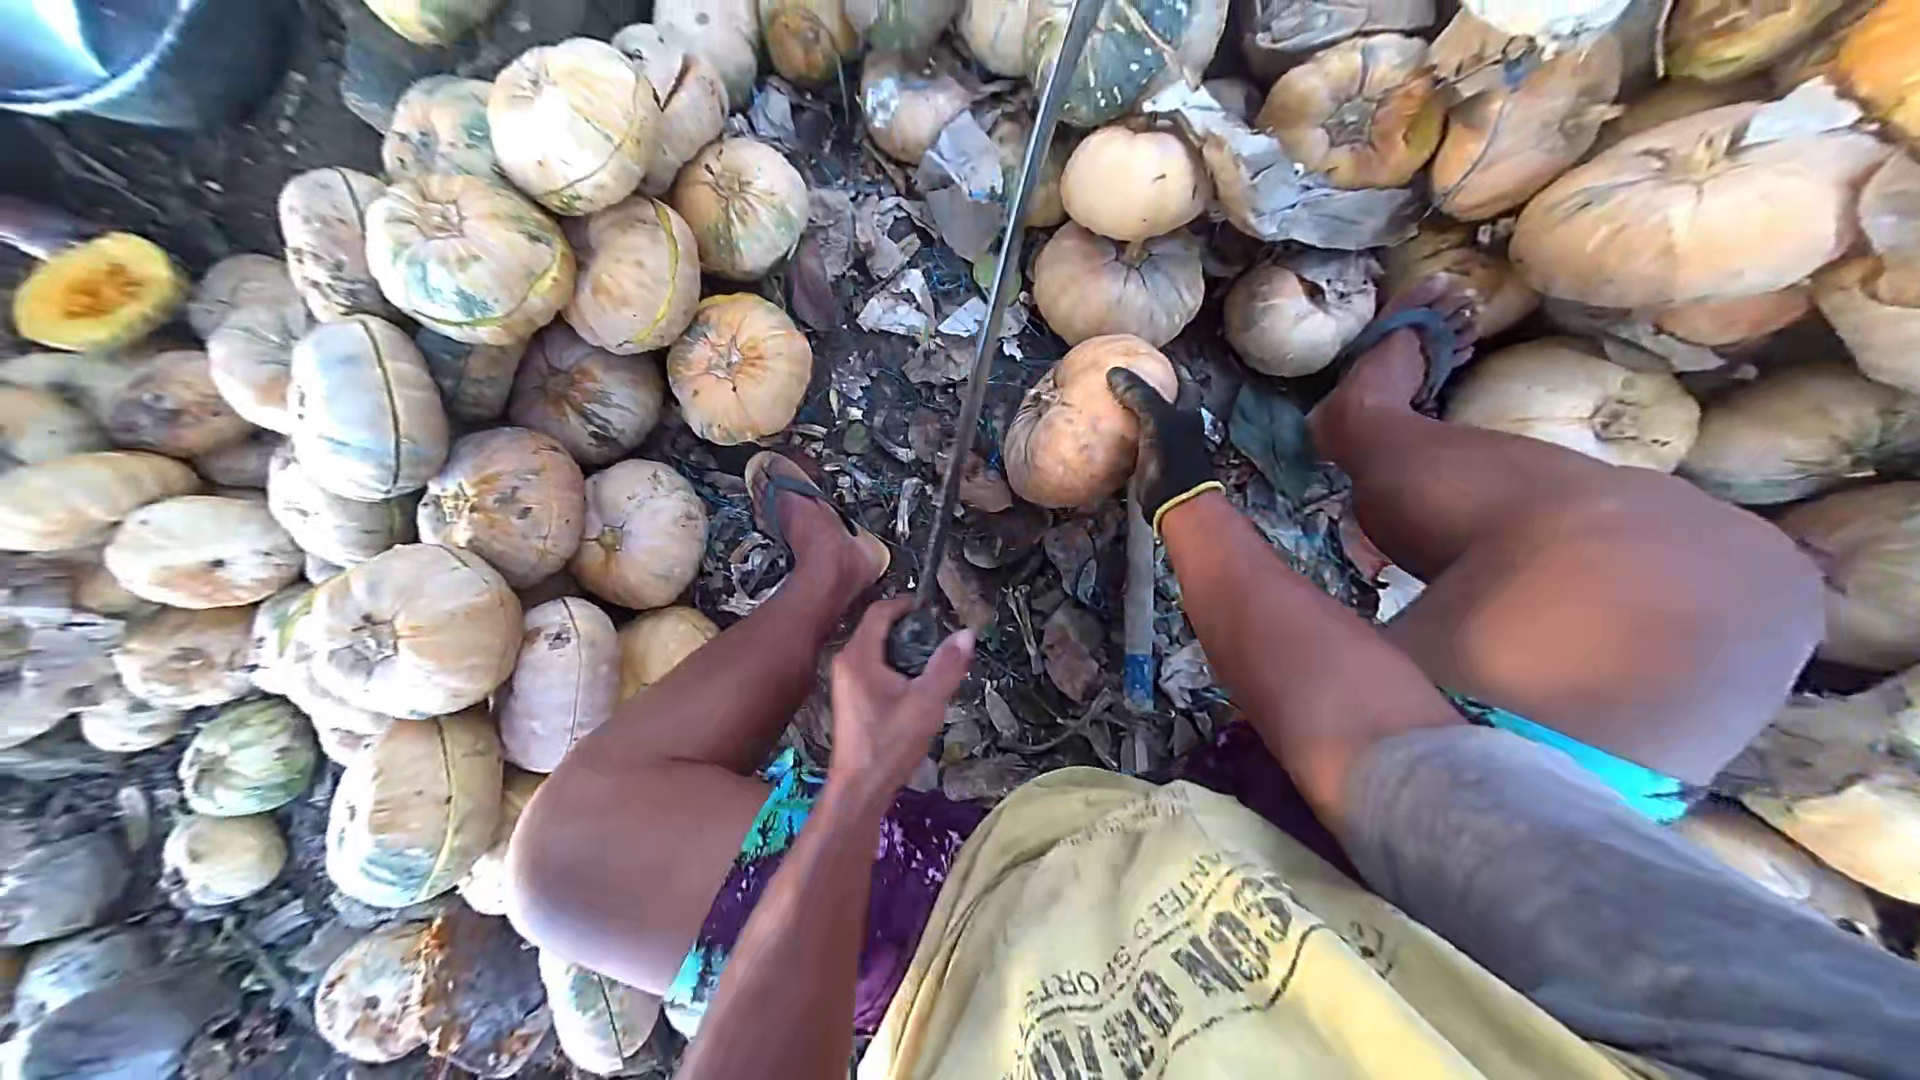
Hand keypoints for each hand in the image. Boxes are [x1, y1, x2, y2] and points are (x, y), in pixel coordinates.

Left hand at [828, 598, 975, 807]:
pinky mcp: (850, 696)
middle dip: (908, 627)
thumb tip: (966, 634)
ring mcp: (845, 680)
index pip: (880, 611)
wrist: (860, 788)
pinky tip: (915, 682)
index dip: (906, 603)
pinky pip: (873, 665)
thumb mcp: (927, 702)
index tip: (933, 609)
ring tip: (933, 657)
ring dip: (903, 646)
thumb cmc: (890, 743)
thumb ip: (948, 665)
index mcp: (858, 656)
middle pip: (877, 627)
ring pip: (875, 647)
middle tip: (939, 635)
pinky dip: (894, 664)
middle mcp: (845, 662)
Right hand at [1107, 367, 1216, 531]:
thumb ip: (1138, 393)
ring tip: (1117, 401)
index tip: (1158, 358)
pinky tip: (1112, 430)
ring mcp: (1166, 446)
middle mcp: (1181, 427)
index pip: (1186, 383)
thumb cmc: (1171, 454)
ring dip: (1139, 413)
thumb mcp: (1156, 417)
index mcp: (1188, 412)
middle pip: (1170, 402)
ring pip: (1153, 422)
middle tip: (1132, 380)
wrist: (1172, 498)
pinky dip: (1127, 434)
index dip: (1176, 369)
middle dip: (1156, 390)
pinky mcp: (1151, 463)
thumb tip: (1114, 372)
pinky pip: (1138, 442)